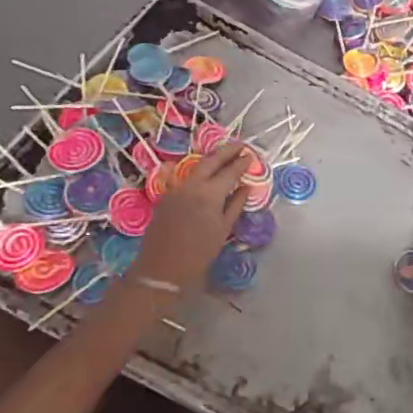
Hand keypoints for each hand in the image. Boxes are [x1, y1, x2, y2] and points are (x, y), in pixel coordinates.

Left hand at [133, 143, 246, 293]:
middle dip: (227, 151)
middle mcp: (193, 185)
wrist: (162, 267)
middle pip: (211, 161)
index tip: (251, 155)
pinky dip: (193, 170)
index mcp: (210, 194)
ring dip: (211, 158)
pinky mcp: (166, 195)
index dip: (241, 162)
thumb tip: (246, 187)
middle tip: (240, 145)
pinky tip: (198, 170)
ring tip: (223, 154)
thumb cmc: (198, 253)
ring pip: (196, 166)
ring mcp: (176, 188)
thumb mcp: (222, 230)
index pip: (230, 171)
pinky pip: (182, 176)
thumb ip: (235, 205)